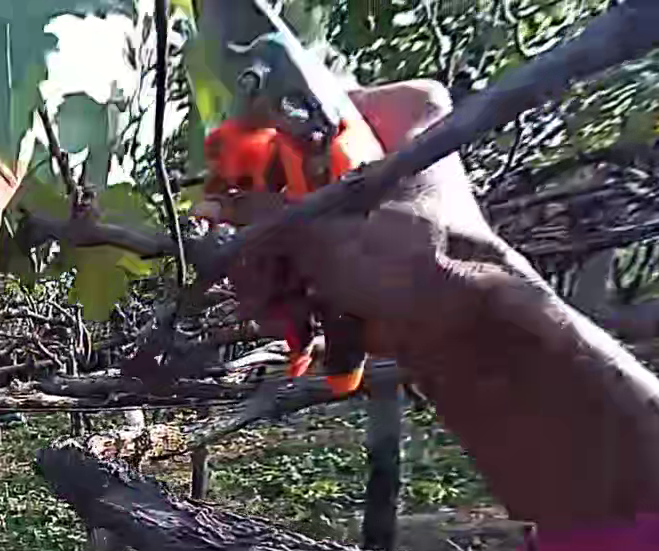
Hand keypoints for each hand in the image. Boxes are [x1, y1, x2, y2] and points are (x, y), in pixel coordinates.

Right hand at [224, 81, 542, 367]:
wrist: (450, 322)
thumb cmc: (407, 259)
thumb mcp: (324, 228)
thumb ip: (261, 214)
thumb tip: (209, 204)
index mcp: (392, 120)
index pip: (303, 121)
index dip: (256, 163)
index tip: (227, 199)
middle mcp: (373, 158)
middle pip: (280, 189)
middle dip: (258, 244)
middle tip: (253, 274)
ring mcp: (354, 211)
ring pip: (278, 235)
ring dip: (264, 278)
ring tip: (274, 305)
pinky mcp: (343, 252)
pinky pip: (290, 264)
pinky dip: (281, 293)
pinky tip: (288, 314)